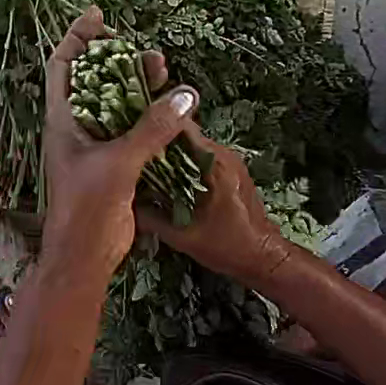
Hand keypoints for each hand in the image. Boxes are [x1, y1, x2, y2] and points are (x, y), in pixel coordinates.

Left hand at [40, 6, 198, 287]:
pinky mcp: (118, 164)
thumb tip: (185, 95)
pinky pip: (136, 130)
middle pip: (96, 80)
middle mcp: (78, 127)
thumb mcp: (118, 162)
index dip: (78, 36)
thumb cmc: (88, 207)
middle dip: (119, 60)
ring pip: (119, 105)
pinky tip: (171, 109)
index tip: (99, 16)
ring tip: (163, 71)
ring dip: (139, 88)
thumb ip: (151, 128)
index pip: (64, 65)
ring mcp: (98, 146)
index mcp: (63, 119)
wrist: (86, 255)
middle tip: (145, 52)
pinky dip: (152, 117)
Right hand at [137, 125, 293, 288]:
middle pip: (185, 135)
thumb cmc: (227, 246)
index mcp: (214, 163)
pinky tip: (166, 178)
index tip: (131, 135)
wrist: (263, 256)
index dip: (154, 128)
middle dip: (159, 143)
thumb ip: (150, 218)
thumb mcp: (182, 236)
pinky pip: (202, 158)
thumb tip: (122, 203)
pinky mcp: (232, 171)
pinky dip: (185, 164)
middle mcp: (224, 155)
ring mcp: (230, 161)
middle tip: (131, 153)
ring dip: (172, 154)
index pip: (181, 128)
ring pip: (193, 147)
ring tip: (144, 165)